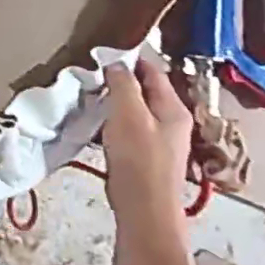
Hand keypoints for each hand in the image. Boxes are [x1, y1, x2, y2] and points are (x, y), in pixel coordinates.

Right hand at [100, 59, 193, 231]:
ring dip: (114, 101)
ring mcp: (160, 140)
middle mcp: (171, 122)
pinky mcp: (145, 156)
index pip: (153, 71)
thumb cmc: (138, 160)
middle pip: (144, 90)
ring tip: (91, 96)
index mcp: (173, 108)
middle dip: (119, 81)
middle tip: (92, 76)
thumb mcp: (128, 113)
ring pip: (135, 109)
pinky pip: (129, 128)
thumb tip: (115, 62)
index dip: (129, 59)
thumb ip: (122, 83)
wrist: (144, 211)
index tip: (101, 54)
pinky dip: (113, 120)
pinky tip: (97, 124)